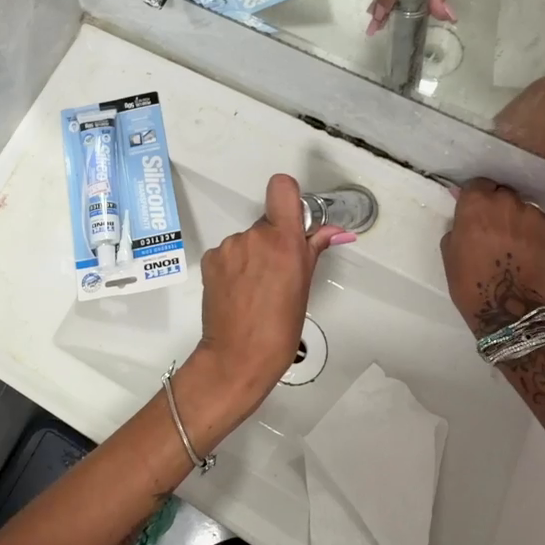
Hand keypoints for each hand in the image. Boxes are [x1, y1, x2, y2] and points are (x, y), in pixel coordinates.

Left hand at [188, 174, 353, 418]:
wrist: (237, 357)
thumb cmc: (280, 328)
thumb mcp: (304, 286)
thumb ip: (314, 249)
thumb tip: (335, 230)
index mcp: (282, 240)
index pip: (282, 187)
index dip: (289, 197)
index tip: (293, 219)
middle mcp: (253, 236)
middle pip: (266, 221)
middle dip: (274, 240)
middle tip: (279, 273)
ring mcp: (228, 247)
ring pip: (247, 240)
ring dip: (253, 255)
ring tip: (257, 289)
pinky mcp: (210, 259)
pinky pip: (229, 253)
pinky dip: (235, 266)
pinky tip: (239, 291)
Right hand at [440, 179, 544, 335]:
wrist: (508, 316)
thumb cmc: (470, 284)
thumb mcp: (450, 248)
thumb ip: (461, 222)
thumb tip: (467, 209)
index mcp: (479, 203)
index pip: (481, 185)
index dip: (480, 199)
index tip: (480, 215)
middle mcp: (510, 203)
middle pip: (507, 197)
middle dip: (503, 211)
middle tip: (501, 235)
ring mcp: (539, 218)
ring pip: (530, 213)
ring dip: (525, 226)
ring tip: (522, 252)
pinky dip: (544, 241)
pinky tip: (537, 260)